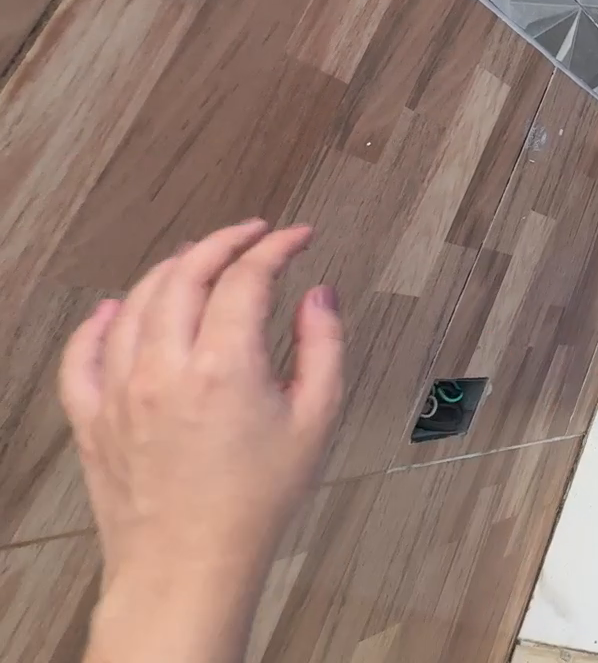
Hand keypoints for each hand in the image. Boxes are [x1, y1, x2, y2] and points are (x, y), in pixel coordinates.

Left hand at [59, 219, 344, 662]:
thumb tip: (319, 296)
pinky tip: (117, 306)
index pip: (245, 280)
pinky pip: (81, 357)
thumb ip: (323, 344)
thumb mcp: (319, 412)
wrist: (191, 558)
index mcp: (226, 367)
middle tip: (256, 232)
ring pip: (134, 307)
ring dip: (171, 271)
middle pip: (182, 279)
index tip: (301, 236)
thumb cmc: (264, 489)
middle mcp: (164, 370)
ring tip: (203, 257)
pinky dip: (99, 322)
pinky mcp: (92, 418)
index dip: (276, 248)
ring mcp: (118, 393)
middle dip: (222, 244)